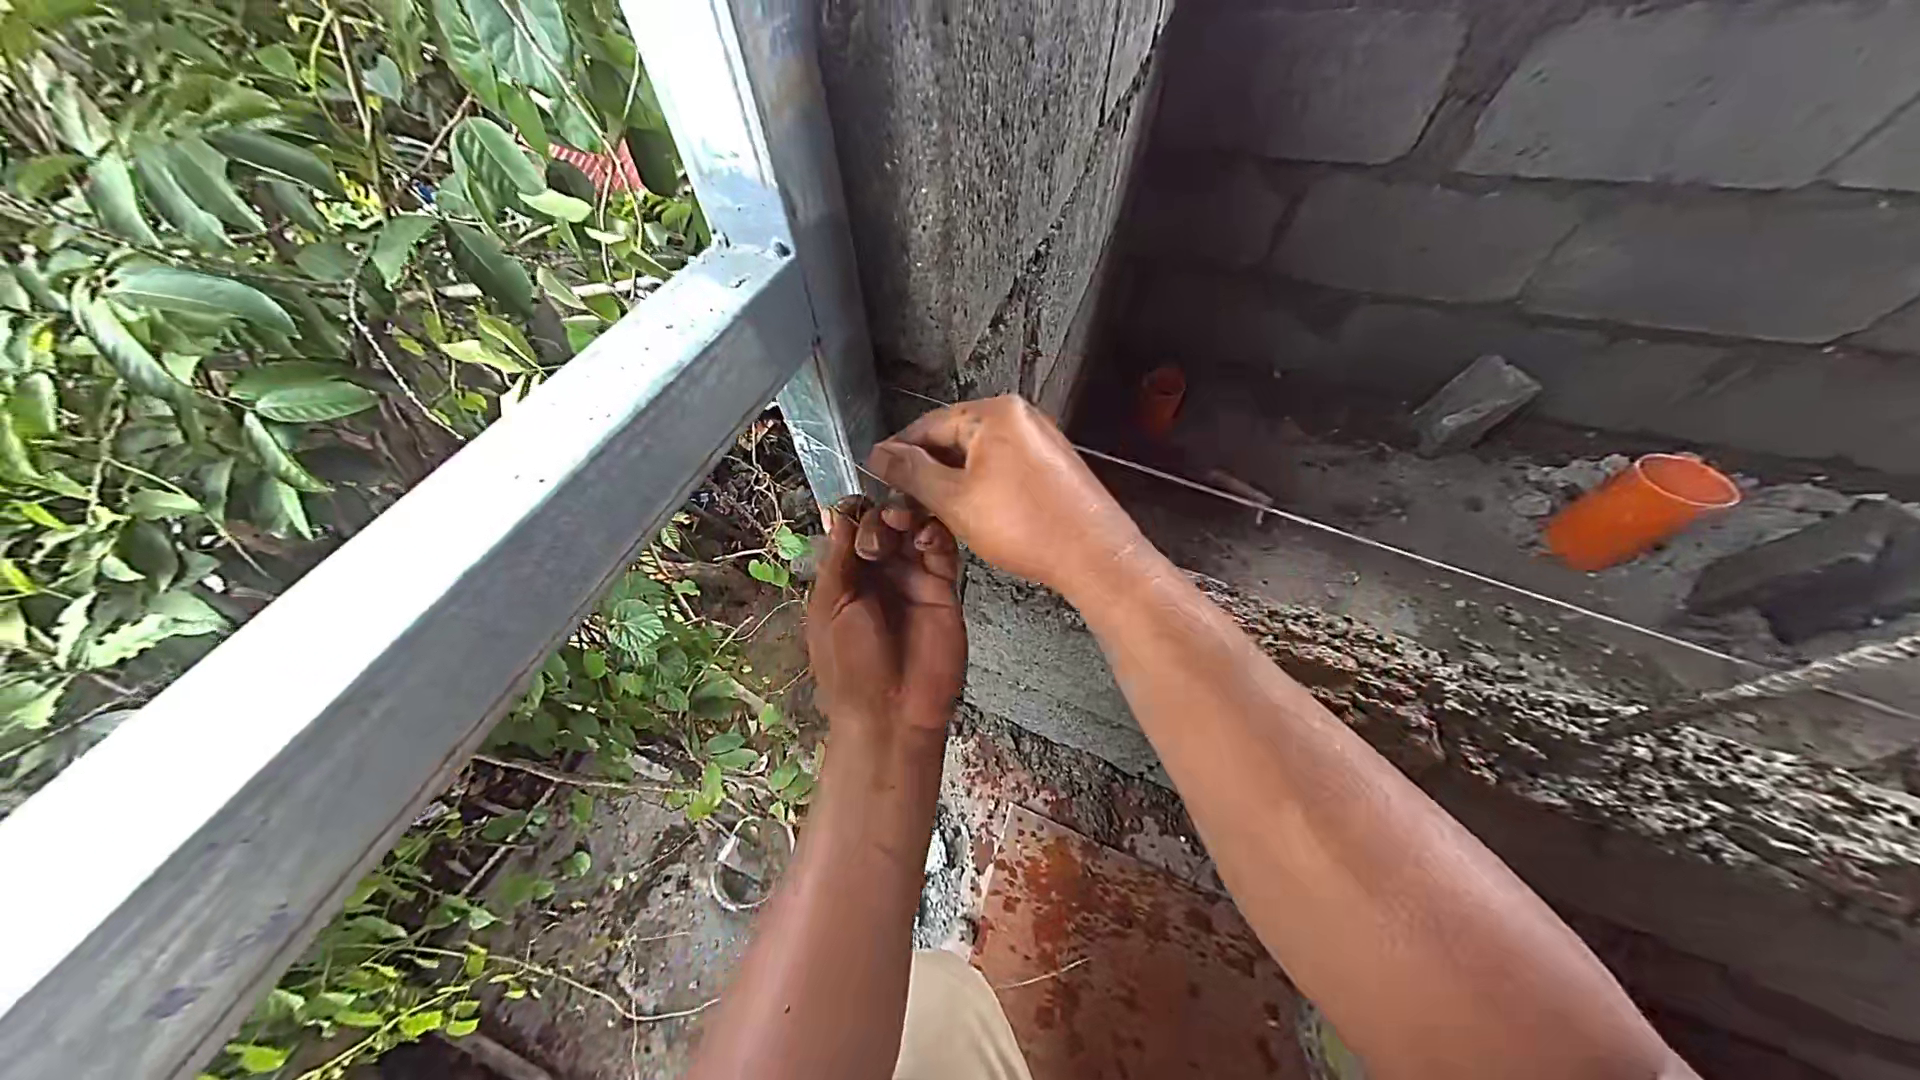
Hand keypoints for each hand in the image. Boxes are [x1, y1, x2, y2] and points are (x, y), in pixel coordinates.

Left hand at [804, 496, 965, 744]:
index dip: (857, 512)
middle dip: (883, 515)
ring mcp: (914, 578)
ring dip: (909, 517)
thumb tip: (838, 512)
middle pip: (887, 522)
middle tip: (882, 529)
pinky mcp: (944, 588)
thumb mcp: (829, 608)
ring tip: (903, 525)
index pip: (854, 527)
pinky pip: (944, 551)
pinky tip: (927, 538)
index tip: (858, 506)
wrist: (891, 713)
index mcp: (847, 575)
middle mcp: (881, 572)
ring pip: (916, 530)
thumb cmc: (849, 665)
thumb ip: (838, 559)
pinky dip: (937, 535)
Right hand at [866, 395, 1145, 598]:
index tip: (882, 475)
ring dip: (953, 484)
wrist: (1092, 557)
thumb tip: (882, 454)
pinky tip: (976, 517)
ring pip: (977, 458)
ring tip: (942, 516)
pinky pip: (1002, 469)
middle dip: (928, 472)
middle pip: (953, 439)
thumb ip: (911, 472)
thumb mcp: (954, 500)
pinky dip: (981, 489)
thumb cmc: (1033, 528)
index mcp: (997, 414)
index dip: (899, 454)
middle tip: (910, 504)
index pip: (927, 425)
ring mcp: (1038, 442)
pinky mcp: (1049, 467)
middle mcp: (1021, 419)